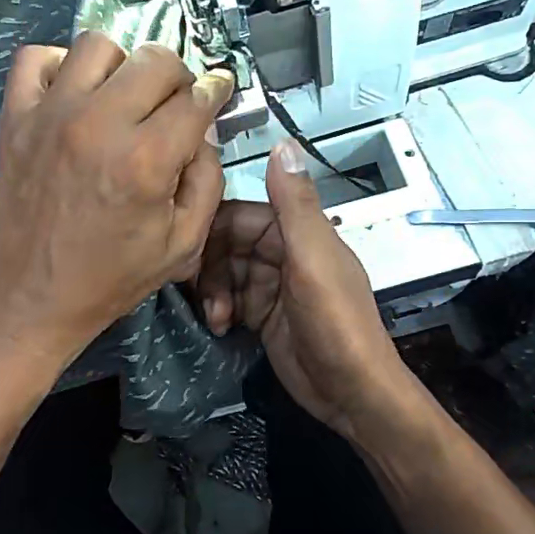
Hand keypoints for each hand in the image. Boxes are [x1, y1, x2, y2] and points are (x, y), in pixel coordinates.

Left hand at [0, 33, 232, 375]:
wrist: (34, 294)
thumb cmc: (116, 274)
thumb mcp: (185, 243)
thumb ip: (208, 181)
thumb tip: (203, 135)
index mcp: (146, 160)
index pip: (195, 98)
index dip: (216, 91)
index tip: (220, 91)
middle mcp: (99, 124)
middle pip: (155, 60)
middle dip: (180, 77)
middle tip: (178, 104)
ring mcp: (50, 115)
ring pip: (100, 45)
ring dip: (126, 66)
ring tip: (127, 98)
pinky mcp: (15, 117)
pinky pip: (37, 57)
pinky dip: (64, 65)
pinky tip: (78, 94)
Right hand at [198, 141, 420, 439]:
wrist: (350, 390)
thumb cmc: (335, 323)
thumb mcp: (314, 260)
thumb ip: (295, 205)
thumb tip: (283, 143)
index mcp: (300, 234)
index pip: (242, 215)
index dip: (212, 227)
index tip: (184, 245)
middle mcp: (286, 255)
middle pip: (229, 244)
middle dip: (209, 265)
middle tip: (195, 290)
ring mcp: (275, 288)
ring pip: (226, 274)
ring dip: (213, 291)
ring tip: (215, 317)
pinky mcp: (265, 317)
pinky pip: (231, 301)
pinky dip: (220, 310)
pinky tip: (219, 326)